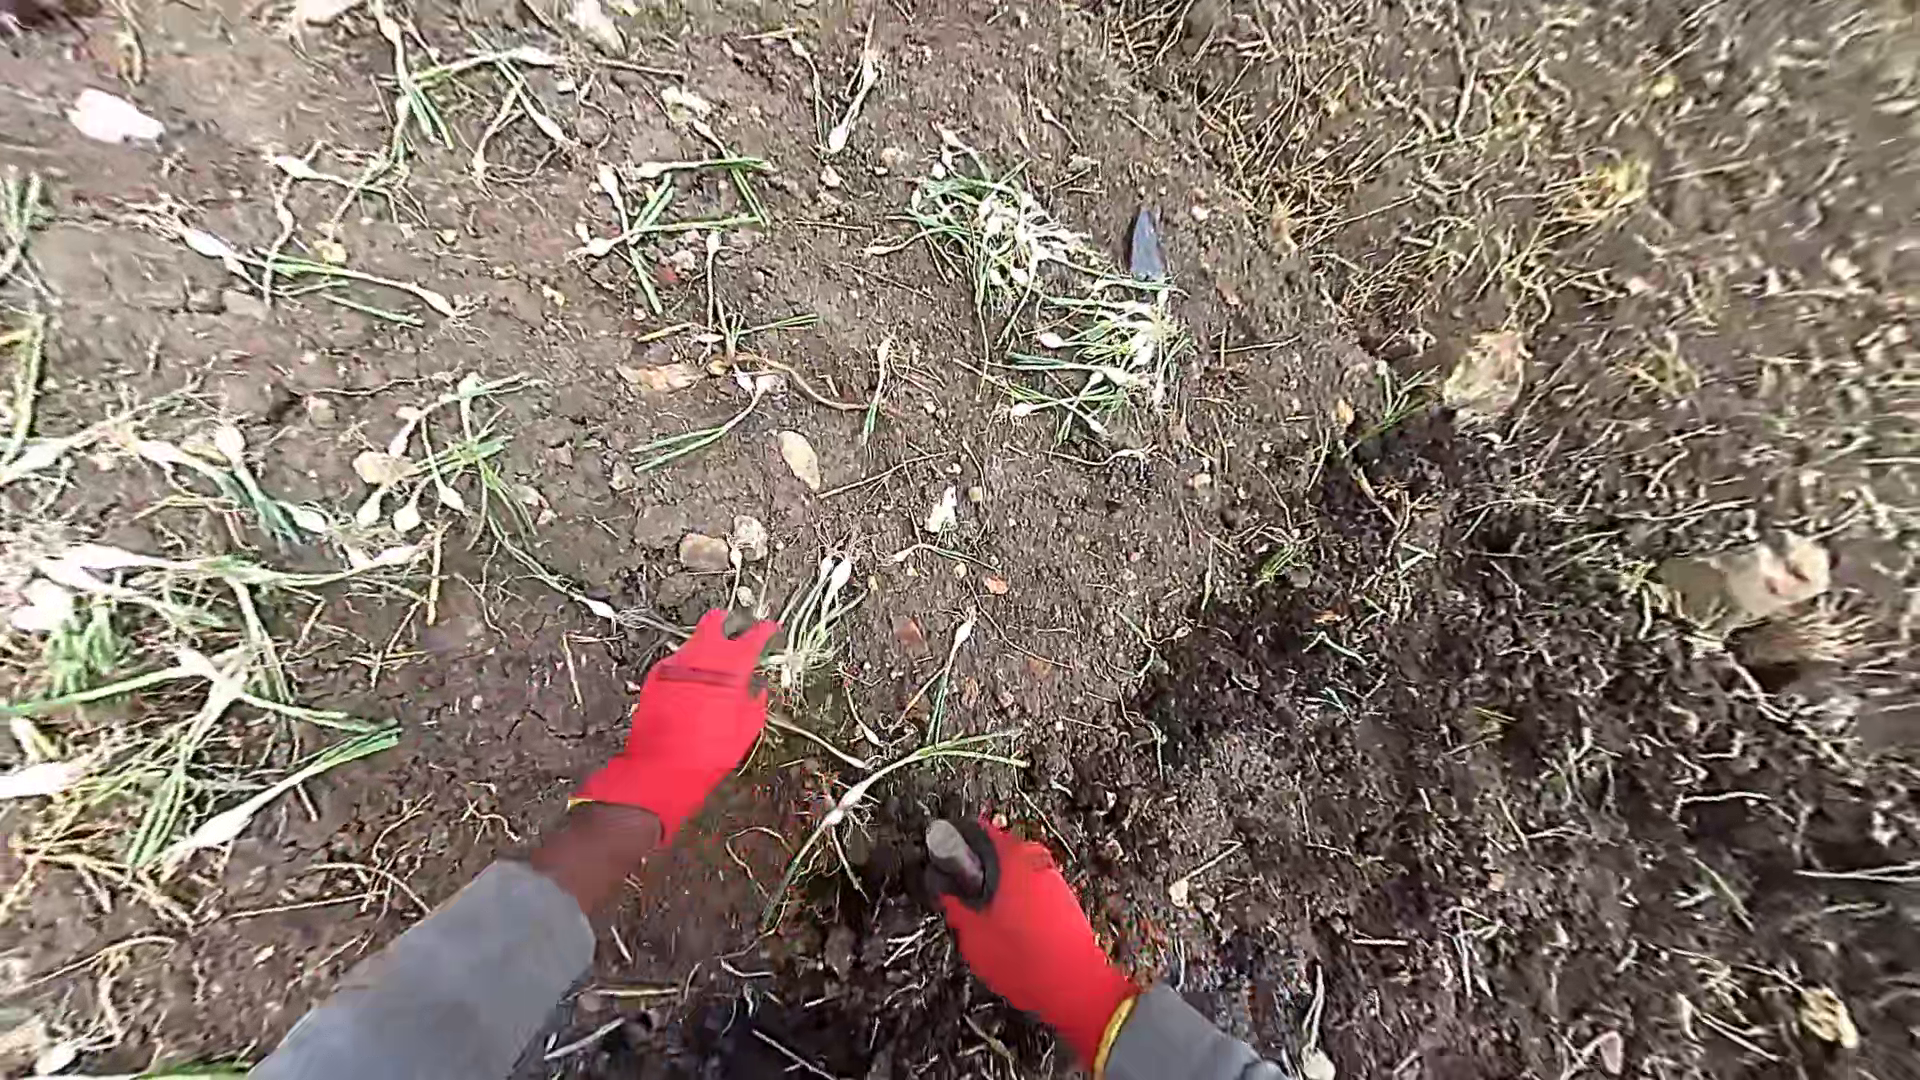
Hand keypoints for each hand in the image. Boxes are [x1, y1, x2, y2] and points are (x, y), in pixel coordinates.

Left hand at [573, 609, 778, 839]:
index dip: (765, 630)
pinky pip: (676, 660)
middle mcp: (703, 657)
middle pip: (715, 622)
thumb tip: (757, 691)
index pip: (754, 637)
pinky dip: (687, 664)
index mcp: (732, 668)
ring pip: (694, 639)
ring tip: (713, 661)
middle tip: (734, 628)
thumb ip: (755, 702)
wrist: (659, 769)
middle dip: (727, 621)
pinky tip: (691, 680)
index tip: (769, 629)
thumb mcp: (746, 729)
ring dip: (706, 645)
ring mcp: (677, 664)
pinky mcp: (655, 676)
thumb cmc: (708, 753)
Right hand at [933, 821, 1136, 1061]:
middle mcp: (1031, 854)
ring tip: (993, 921)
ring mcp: (1049, 871)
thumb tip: (946, 888)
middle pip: (995, 849)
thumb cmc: (1026, 957)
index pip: (975, 832)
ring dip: (1000, 886)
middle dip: (980, 871)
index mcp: (1009, 857)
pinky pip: (1029, 883)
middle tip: (968, 900)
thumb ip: (956, 905)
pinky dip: (1018, 897)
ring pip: (1012, 868)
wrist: (1077, 983)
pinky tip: (1015, 929)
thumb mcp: (975, 935)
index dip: (956, 847)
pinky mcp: (1061, 890)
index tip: (948, 865)